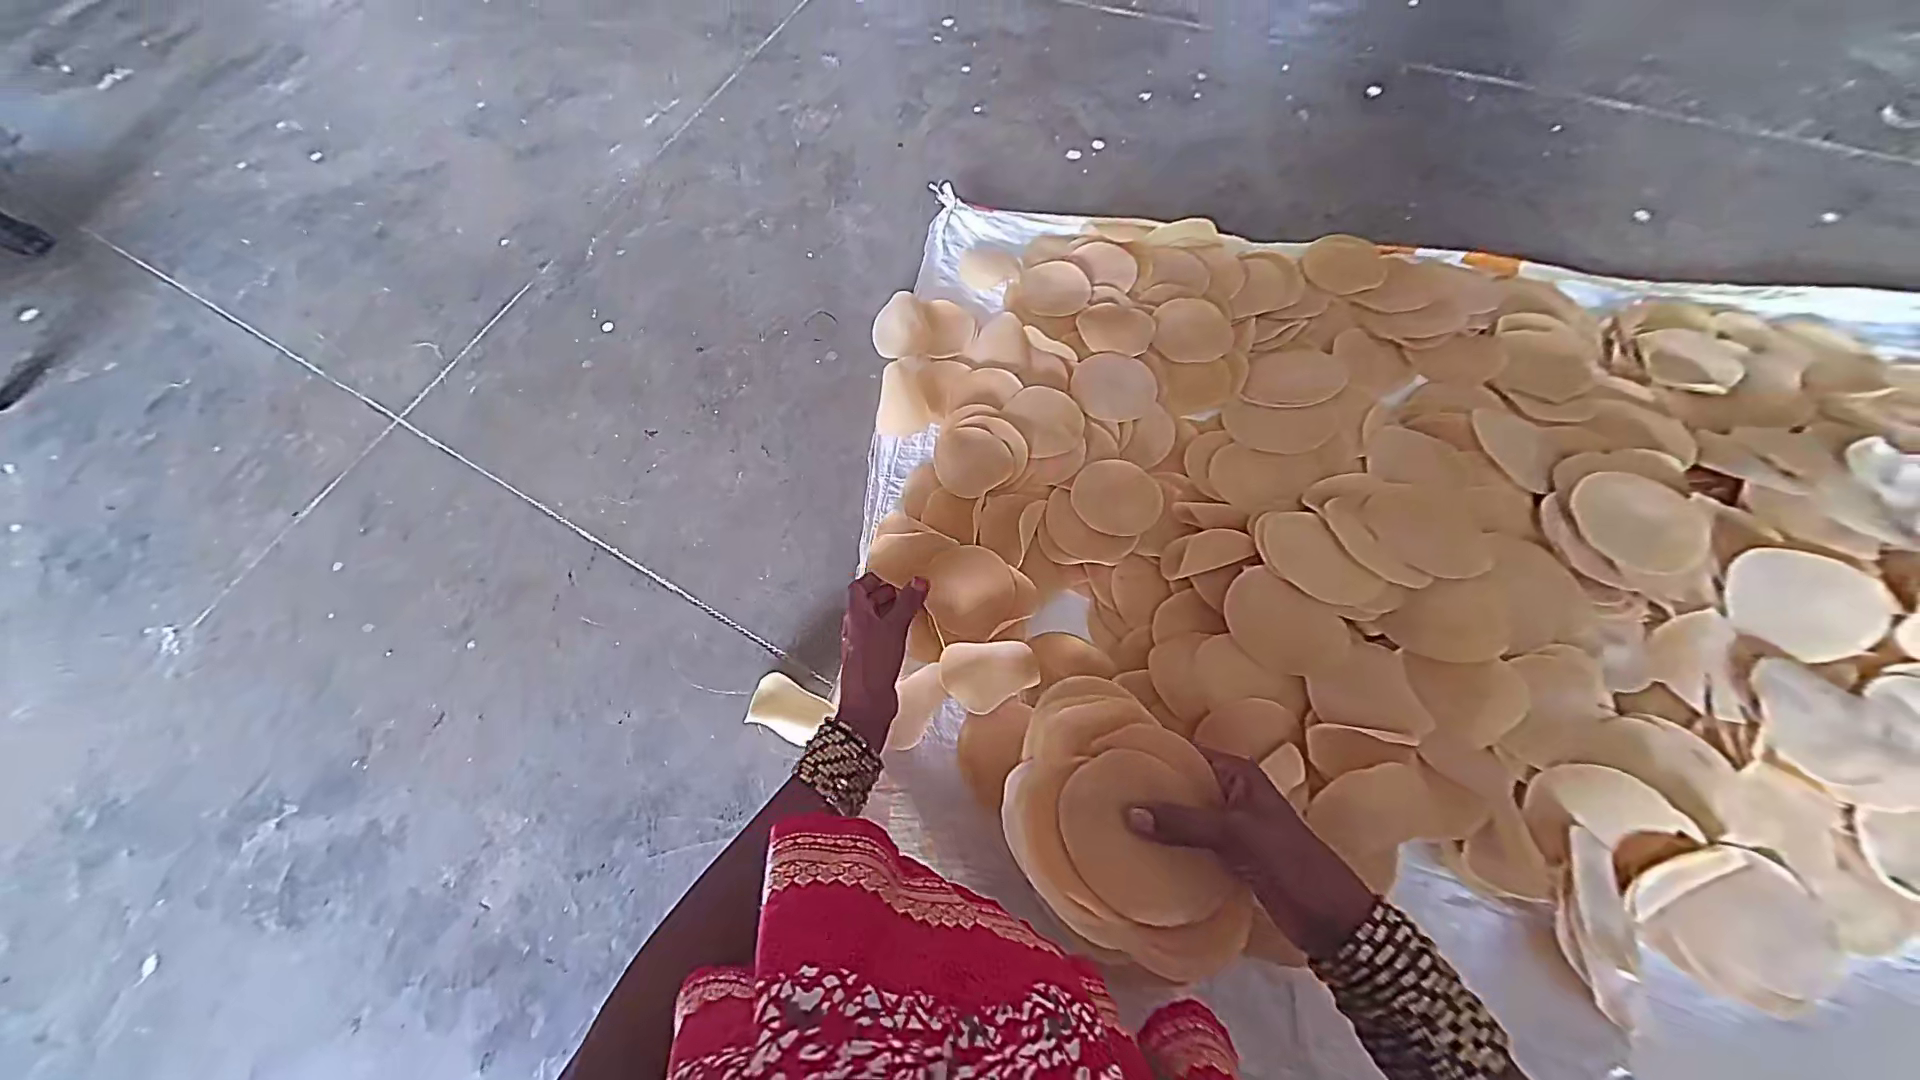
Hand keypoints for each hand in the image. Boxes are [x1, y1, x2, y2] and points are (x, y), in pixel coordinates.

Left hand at [836, 572, 926, 744]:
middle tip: (907, 589)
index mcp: (855, 615)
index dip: (875, 578)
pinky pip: (881, 636)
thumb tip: (917, 582)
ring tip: (911, 607)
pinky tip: (907, 633)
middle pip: (867, 602)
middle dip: (887, 593)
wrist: (867, 703)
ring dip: (891, 611)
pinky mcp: (872, 659)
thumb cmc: (872, 666)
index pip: (859, 586)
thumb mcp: (894, 627)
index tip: (893, 574)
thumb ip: (907, 602)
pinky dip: (893, 629)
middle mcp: (855, 628)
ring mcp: (862, 644)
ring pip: (875, 619)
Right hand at [1127, 747, 1377, 957]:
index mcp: (1238, 773)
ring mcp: (1232, 825)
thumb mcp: (1235, 835)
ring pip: (1186, 813)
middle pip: (1184, 783)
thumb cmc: (1291, 862)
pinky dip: (1171, 843)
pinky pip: (1192, 840)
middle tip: (1109, 788)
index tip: (1116, 756)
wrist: (1335, 922)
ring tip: (1117, 816)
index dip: (1155, 753)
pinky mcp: (1231, 855)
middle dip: (1152, 787)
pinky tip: (1145, 849)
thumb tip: (1130, 811)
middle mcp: (1232, 792)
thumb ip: (1183, 822)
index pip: (1187, 753)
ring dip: (1160, 817)